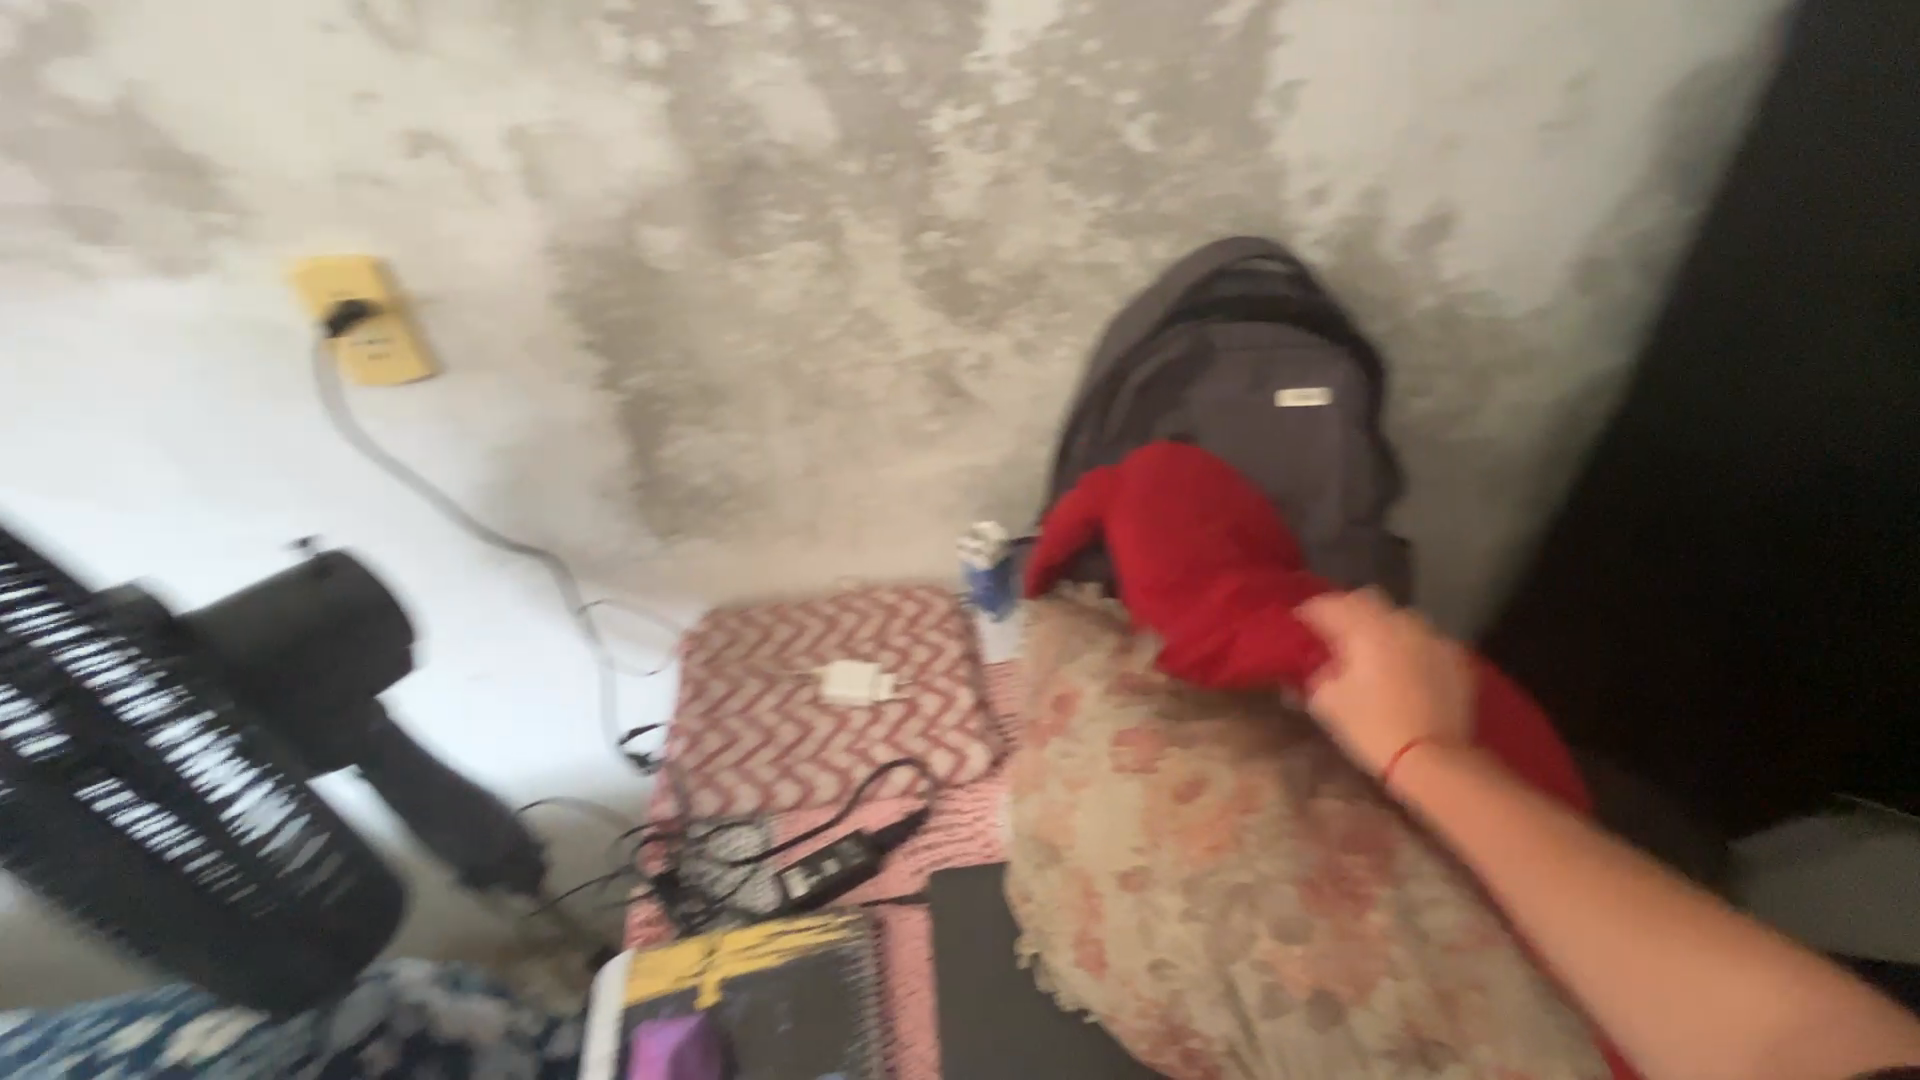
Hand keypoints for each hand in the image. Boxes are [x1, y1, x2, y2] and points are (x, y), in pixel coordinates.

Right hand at [1295, 589, 1475, 778]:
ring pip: (1401, 617)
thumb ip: (1317, 671)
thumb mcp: (1326, 701)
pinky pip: (1427, 640)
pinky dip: (1411, 645)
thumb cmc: (1370, 727)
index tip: (1299, 623)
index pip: (1329, 605)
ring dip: (1382, 625)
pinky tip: (1405, 664)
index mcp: (1364, 629)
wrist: (1432, 758)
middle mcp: (1400, 624)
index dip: (1310, 612)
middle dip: (1347, 610)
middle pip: (1367, 599)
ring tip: (1372, 646)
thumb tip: (1317, 662)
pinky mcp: (1456, 659)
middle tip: (1334, 631)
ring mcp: (1433, 639)